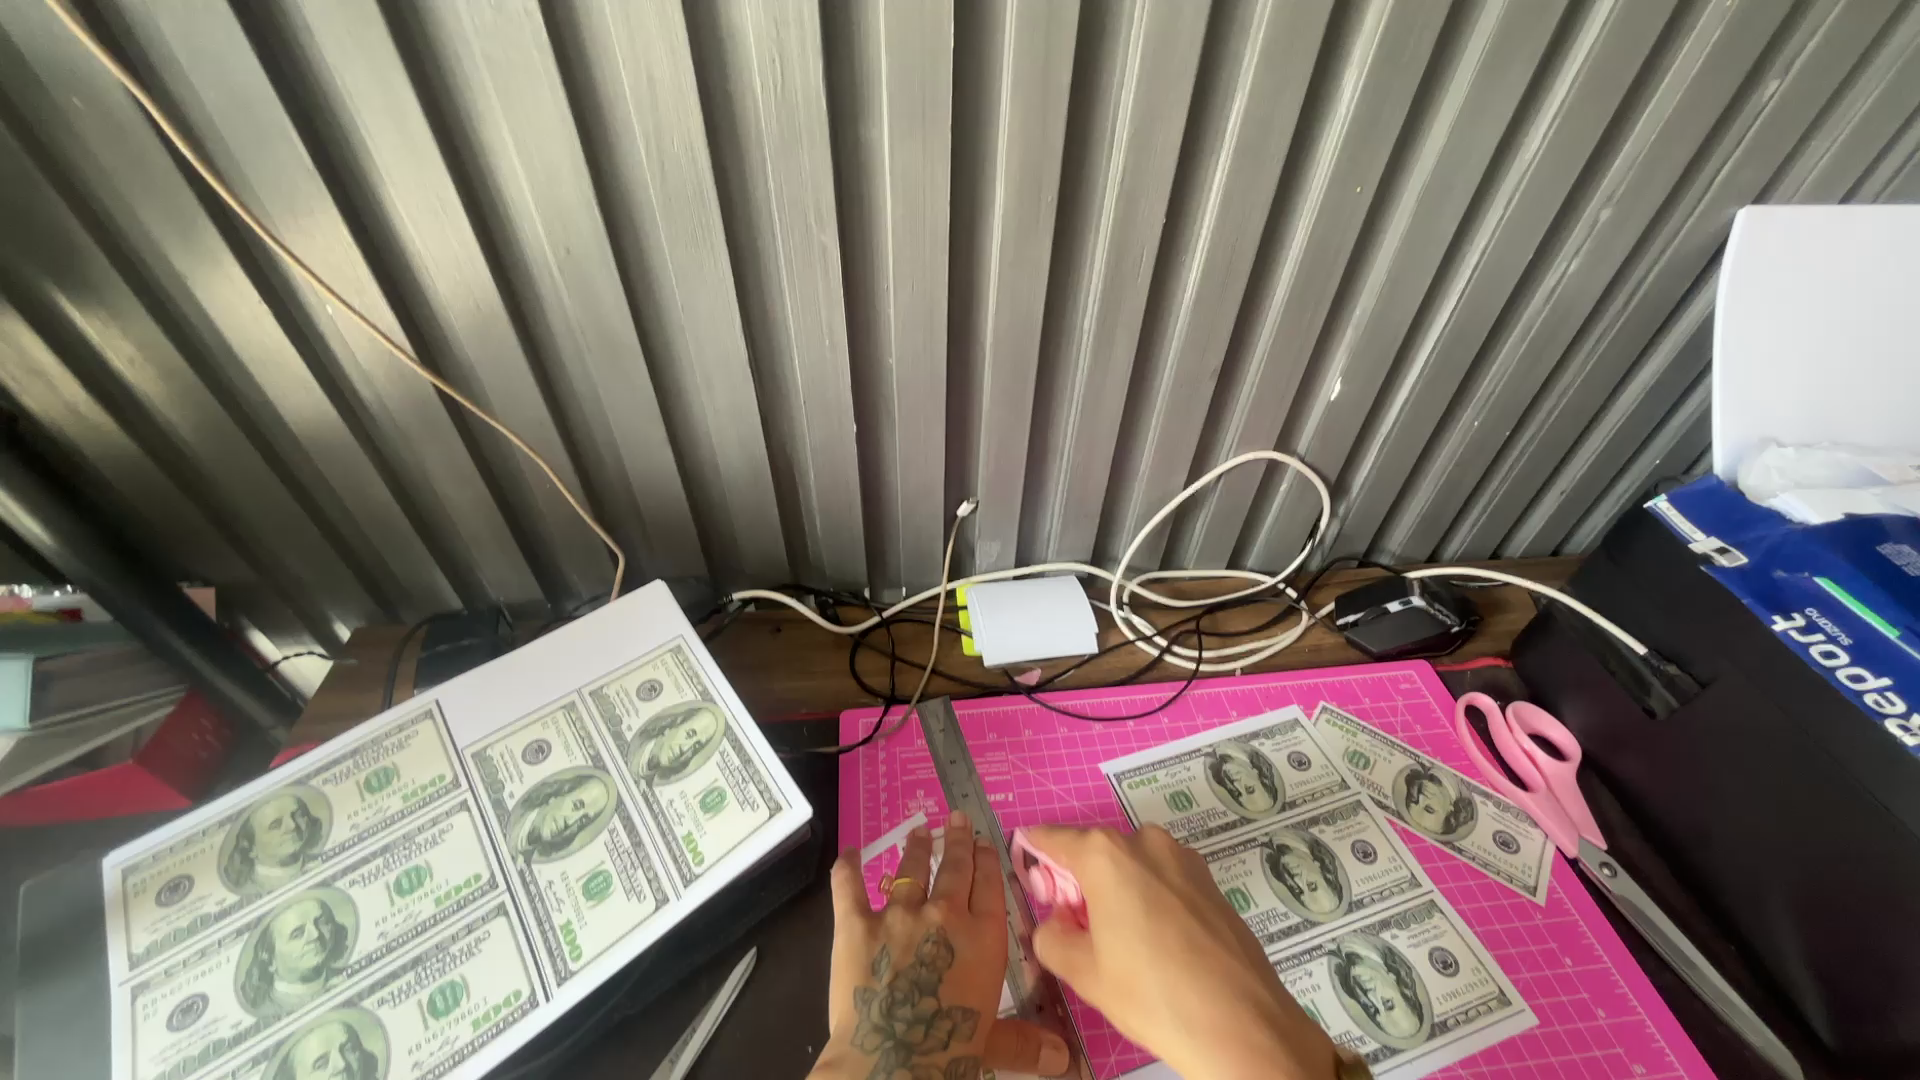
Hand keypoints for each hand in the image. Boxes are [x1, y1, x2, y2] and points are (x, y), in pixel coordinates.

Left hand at [811, 811, 1072, 1079]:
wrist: (889, 1063)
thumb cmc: (949, 1051)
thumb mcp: (995, 1047)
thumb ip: (1027, 1043)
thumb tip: (1066, 1059)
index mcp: (982, 938)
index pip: (989, 886)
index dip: (987, 860)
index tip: (985, 842)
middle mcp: (944, 914)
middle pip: (955, 868)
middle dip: (958, 840)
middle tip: (956, 818)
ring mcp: (899, 915)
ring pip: (910, 869)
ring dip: (916, 847)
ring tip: (918, 831)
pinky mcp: (857, 924)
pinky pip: (849, 887)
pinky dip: (847, 869)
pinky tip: (848, 853)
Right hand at [1025, 825, 1340, 1079]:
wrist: (1243, 1026)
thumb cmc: (1151, 993)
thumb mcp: (1081, 972)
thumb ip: (1049, 935)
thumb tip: (1055, 922)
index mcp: (1103, 852)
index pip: (1050, 838)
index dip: (1034, 860)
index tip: (1034, 890)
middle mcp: (1143, 840)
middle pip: (1093, 851)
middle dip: (1077, 882)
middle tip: (1078, 931)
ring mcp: (1183, 858)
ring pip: (1130, 866)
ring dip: (1116, 891)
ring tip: (1124, 945)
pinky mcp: (1210, 881)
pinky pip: (1163, 879)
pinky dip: (1150, 900)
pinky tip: (1159, 947)